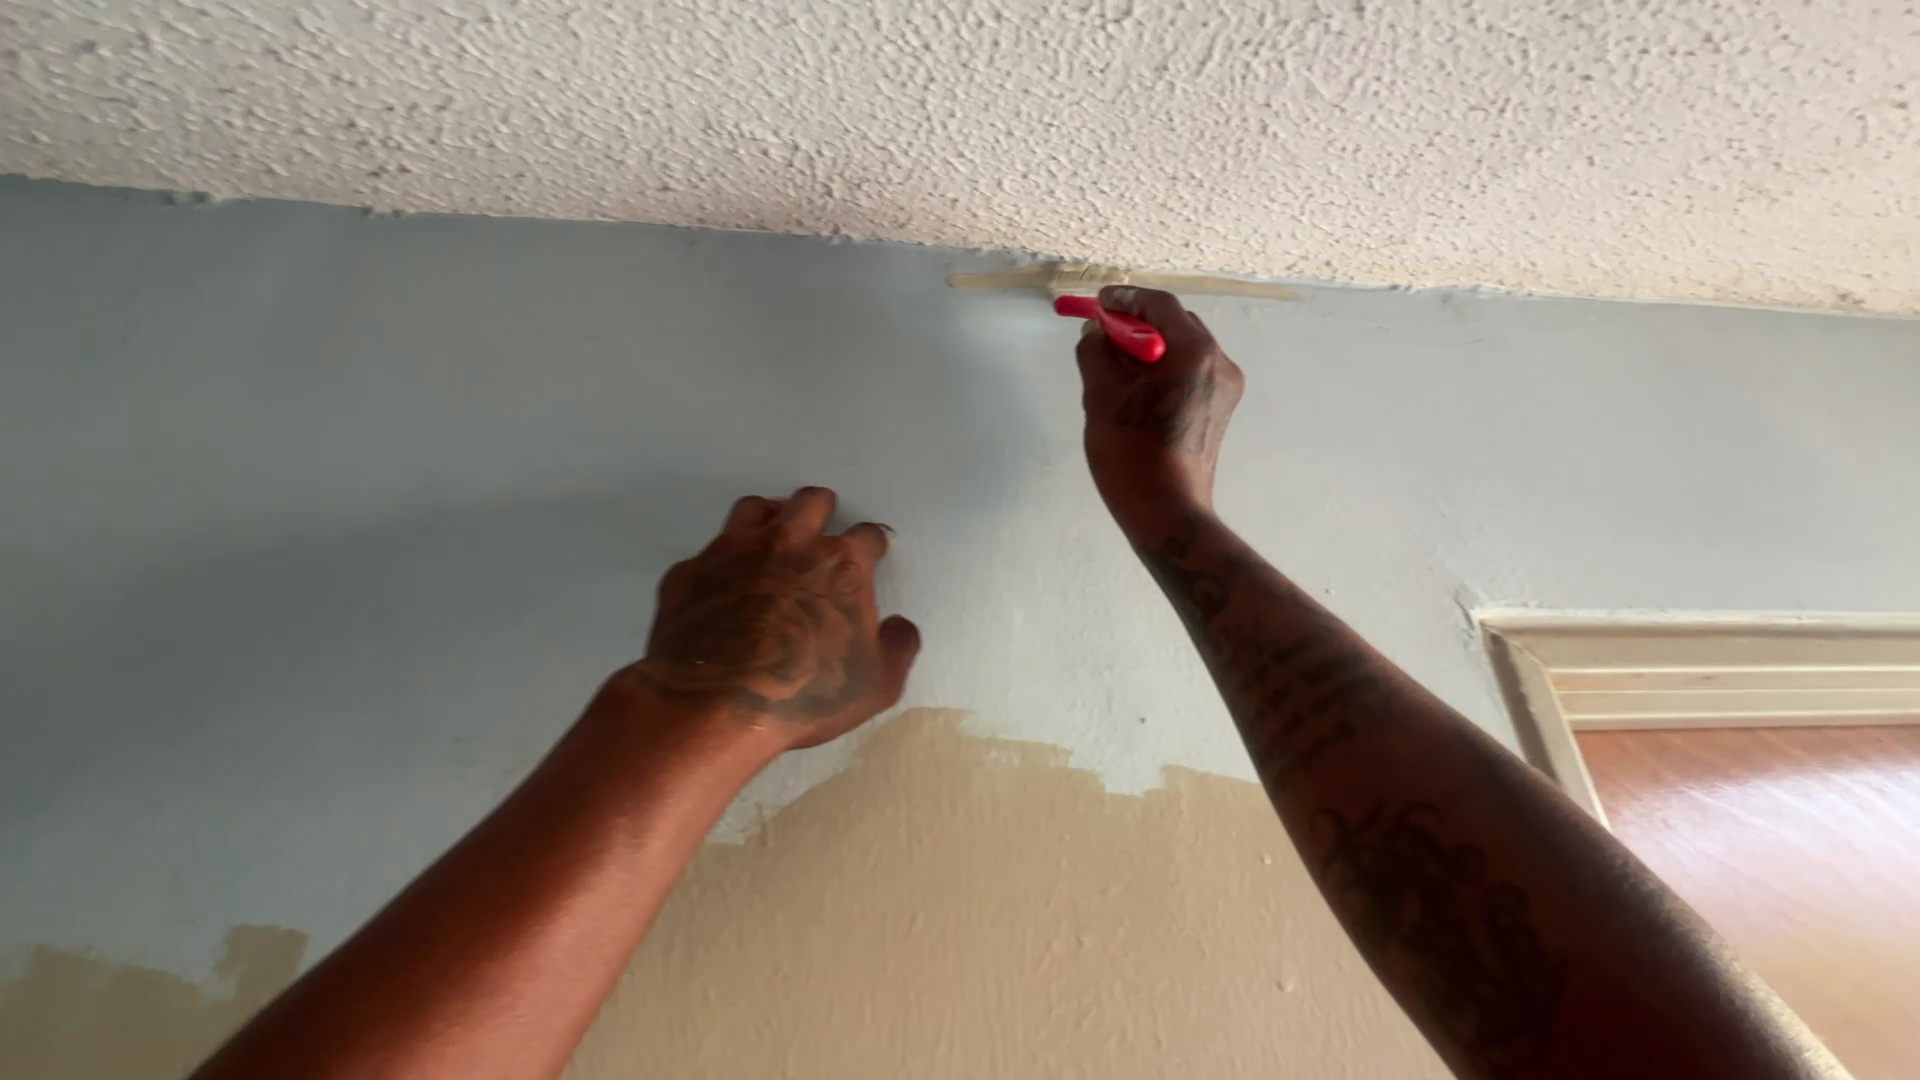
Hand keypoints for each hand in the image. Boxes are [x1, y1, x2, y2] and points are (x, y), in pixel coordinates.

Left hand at [625, 486, 919, 749]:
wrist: (714, 707)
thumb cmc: (808, 694)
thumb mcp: (879, 685)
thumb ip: (898, 647)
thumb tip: (900, 626)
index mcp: (841, 564)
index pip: (868, 535)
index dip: (874, 544)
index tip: (874, 552)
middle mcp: (788, 543)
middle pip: (810, 502)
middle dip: (823, 508)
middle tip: (823, 527)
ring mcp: (733, 552)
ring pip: (755, 508)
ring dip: (770, 518)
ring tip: (772, 540)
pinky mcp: (689, 572)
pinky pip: (707, 553)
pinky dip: (721, 564)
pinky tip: (721, 588)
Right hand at [1075, 286, 1243, 524]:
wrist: (1167, 513)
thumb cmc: (1131, 455)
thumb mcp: (1100, 397)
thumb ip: (1095, 352)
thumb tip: (1096, 331)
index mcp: (1195, 353)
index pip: (1160, 306)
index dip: (1125, 299)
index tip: (1098, 303)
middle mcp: (1219, 363)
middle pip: (1176, 325)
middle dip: (1137, 325)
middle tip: (1102, 336)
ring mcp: (1225, 389)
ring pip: (1183, 350)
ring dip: (1149, 350)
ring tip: (1115, 369)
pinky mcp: (1219, 411)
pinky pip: (1189, 374)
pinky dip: (1162, 371)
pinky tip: (1136, 393)